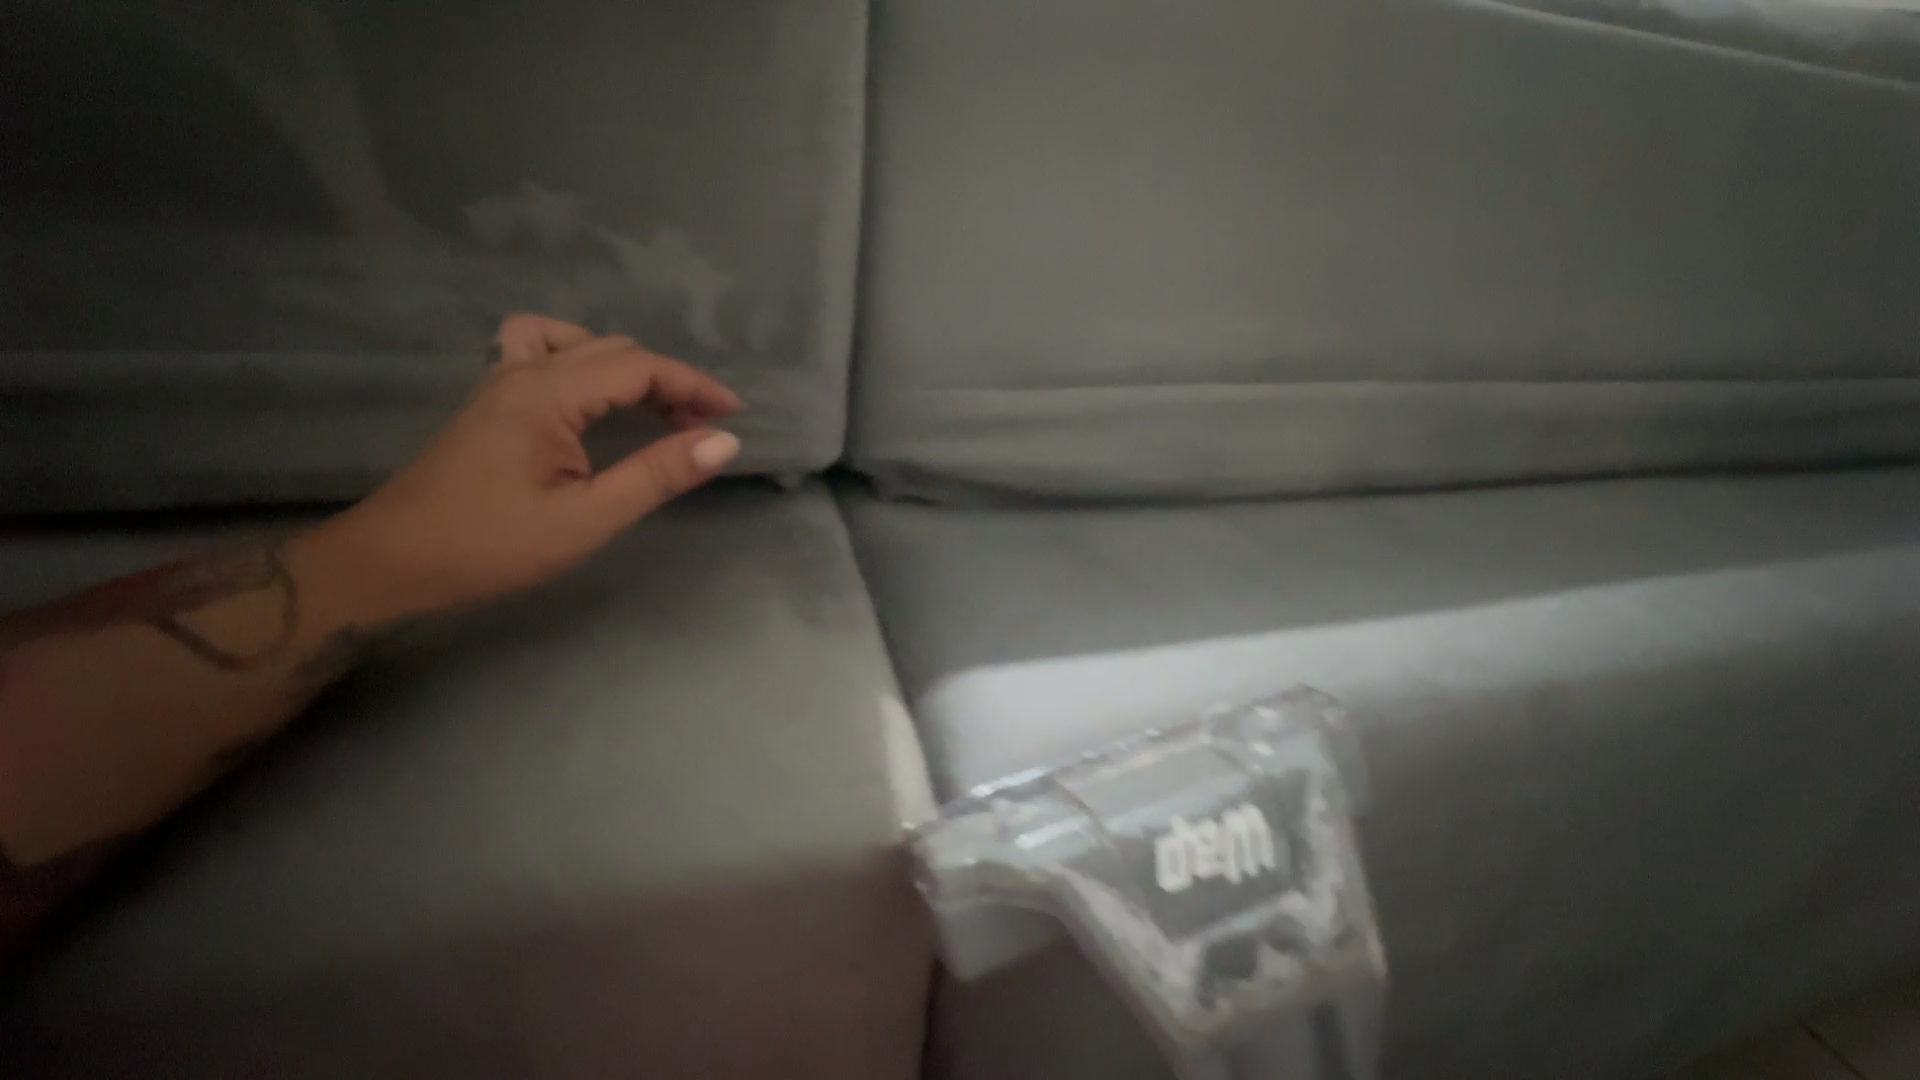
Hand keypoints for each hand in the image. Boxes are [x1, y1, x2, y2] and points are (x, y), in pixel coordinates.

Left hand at [292, 315, 742, 622]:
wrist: (390, 564)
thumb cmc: (491, 546)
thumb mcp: (587, 518)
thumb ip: (657, 474)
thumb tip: (724, 442)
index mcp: (547, 394)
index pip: (638, 367)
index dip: (694, 385)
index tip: (734, 414)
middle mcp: (522, 373)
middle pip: (612, 351)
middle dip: (667, 382)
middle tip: (701, 429)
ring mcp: (498, 383)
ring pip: (575, 343)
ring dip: (624, 367)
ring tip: (650, 407)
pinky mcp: (489, 403)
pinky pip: (540, 353)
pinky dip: (579, 361)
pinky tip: (588, 397)